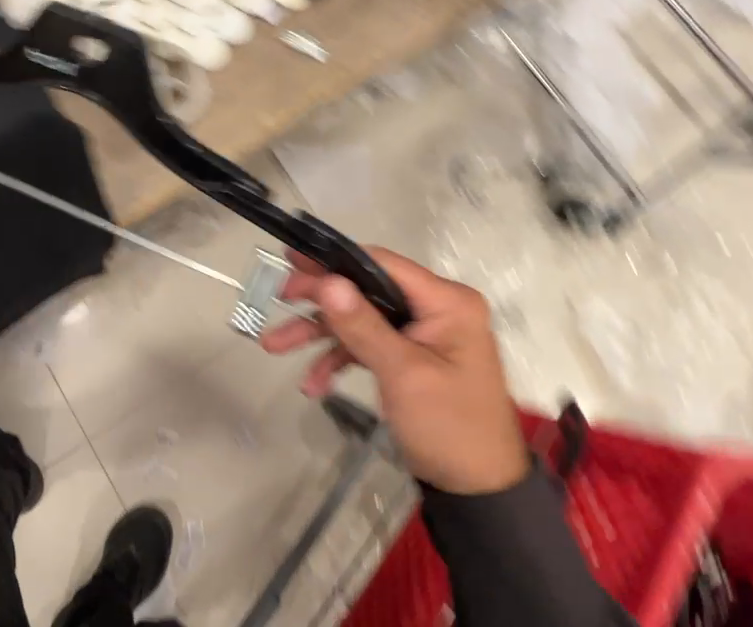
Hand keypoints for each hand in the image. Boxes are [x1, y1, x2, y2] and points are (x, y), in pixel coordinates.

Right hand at [261, 247, 528, 494]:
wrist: (478, 492)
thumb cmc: (449, 426)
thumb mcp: (403, 374)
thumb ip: (362, 325)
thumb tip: (326, 281)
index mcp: (446, 302)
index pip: (382, 264)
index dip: (334, 260)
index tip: (291, 260)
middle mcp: (435, 309)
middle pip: (365, 290)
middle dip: (320, 301)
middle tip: (278, 299)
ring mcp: (421, 334)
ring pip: (359, 319)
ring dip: (319, 335)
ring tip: (274, 345)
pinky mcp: (409, 357)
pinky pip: (366, 346)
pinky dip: (338, 360)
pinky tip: (312, 383)